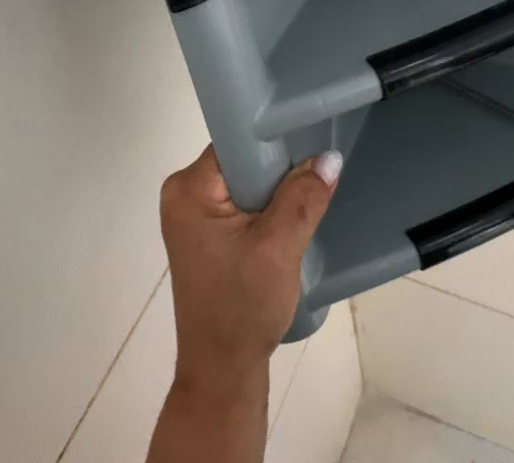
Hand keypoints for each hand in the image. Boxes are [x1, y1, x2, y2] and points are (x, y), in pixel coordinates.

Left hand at [158, 146, 342, 390]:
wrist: (223, 372)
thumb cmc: (242, 308)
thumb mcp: (278, 248)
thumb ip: (303, 198)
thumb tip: (329, 157)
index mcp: (188, 189)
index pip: (236, 141)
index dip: (275, 142)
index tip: (311, 142)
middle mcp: (184, 195)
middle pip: (244, 160)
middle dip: (281, 168)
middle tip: (318, 172)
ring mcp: (195, 217)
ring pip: (249, 184)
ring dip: (279, 193)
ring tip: (312, 195)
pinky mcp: (210, 236)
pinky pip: (245, 205)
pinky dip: (270, 210)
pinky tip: (295, 218)